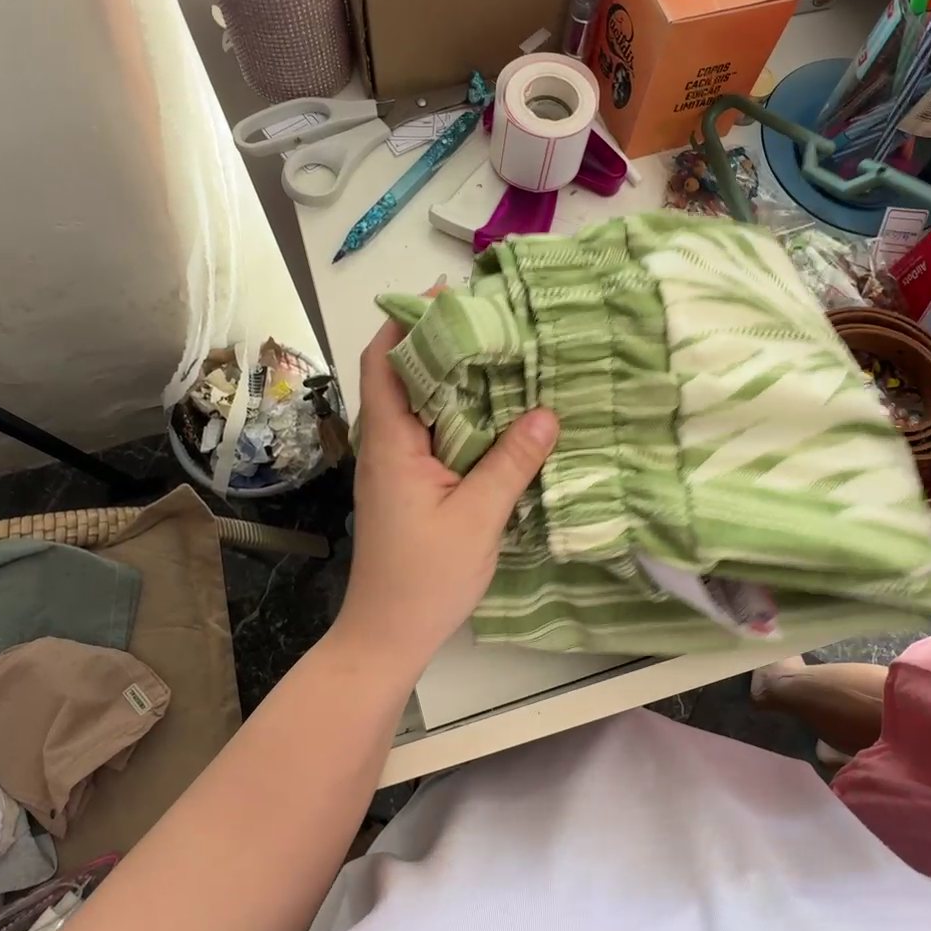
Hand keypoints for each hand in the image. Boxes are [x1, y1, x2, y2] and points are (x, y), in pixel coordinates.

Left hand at [331, 311, 558, 673]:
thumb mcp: (477, 519)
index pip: (382, 364)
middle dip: (438, 342)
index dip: (404, 322)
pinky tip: (495, 415)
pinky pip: (431, 435)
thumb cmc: (424, 579)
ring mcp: (395, 468)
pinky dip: (457, 414)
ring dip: (450, 379)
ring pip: (419, 406)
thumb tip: (549, 412)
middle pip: (402, 376)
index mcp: (391, 443)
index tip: (444, 295)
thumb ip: (511, 464)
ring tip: (501, 355)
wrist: (387, 636)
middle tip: (491, 319)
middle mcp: (386, 446)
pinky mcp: (408, 486)